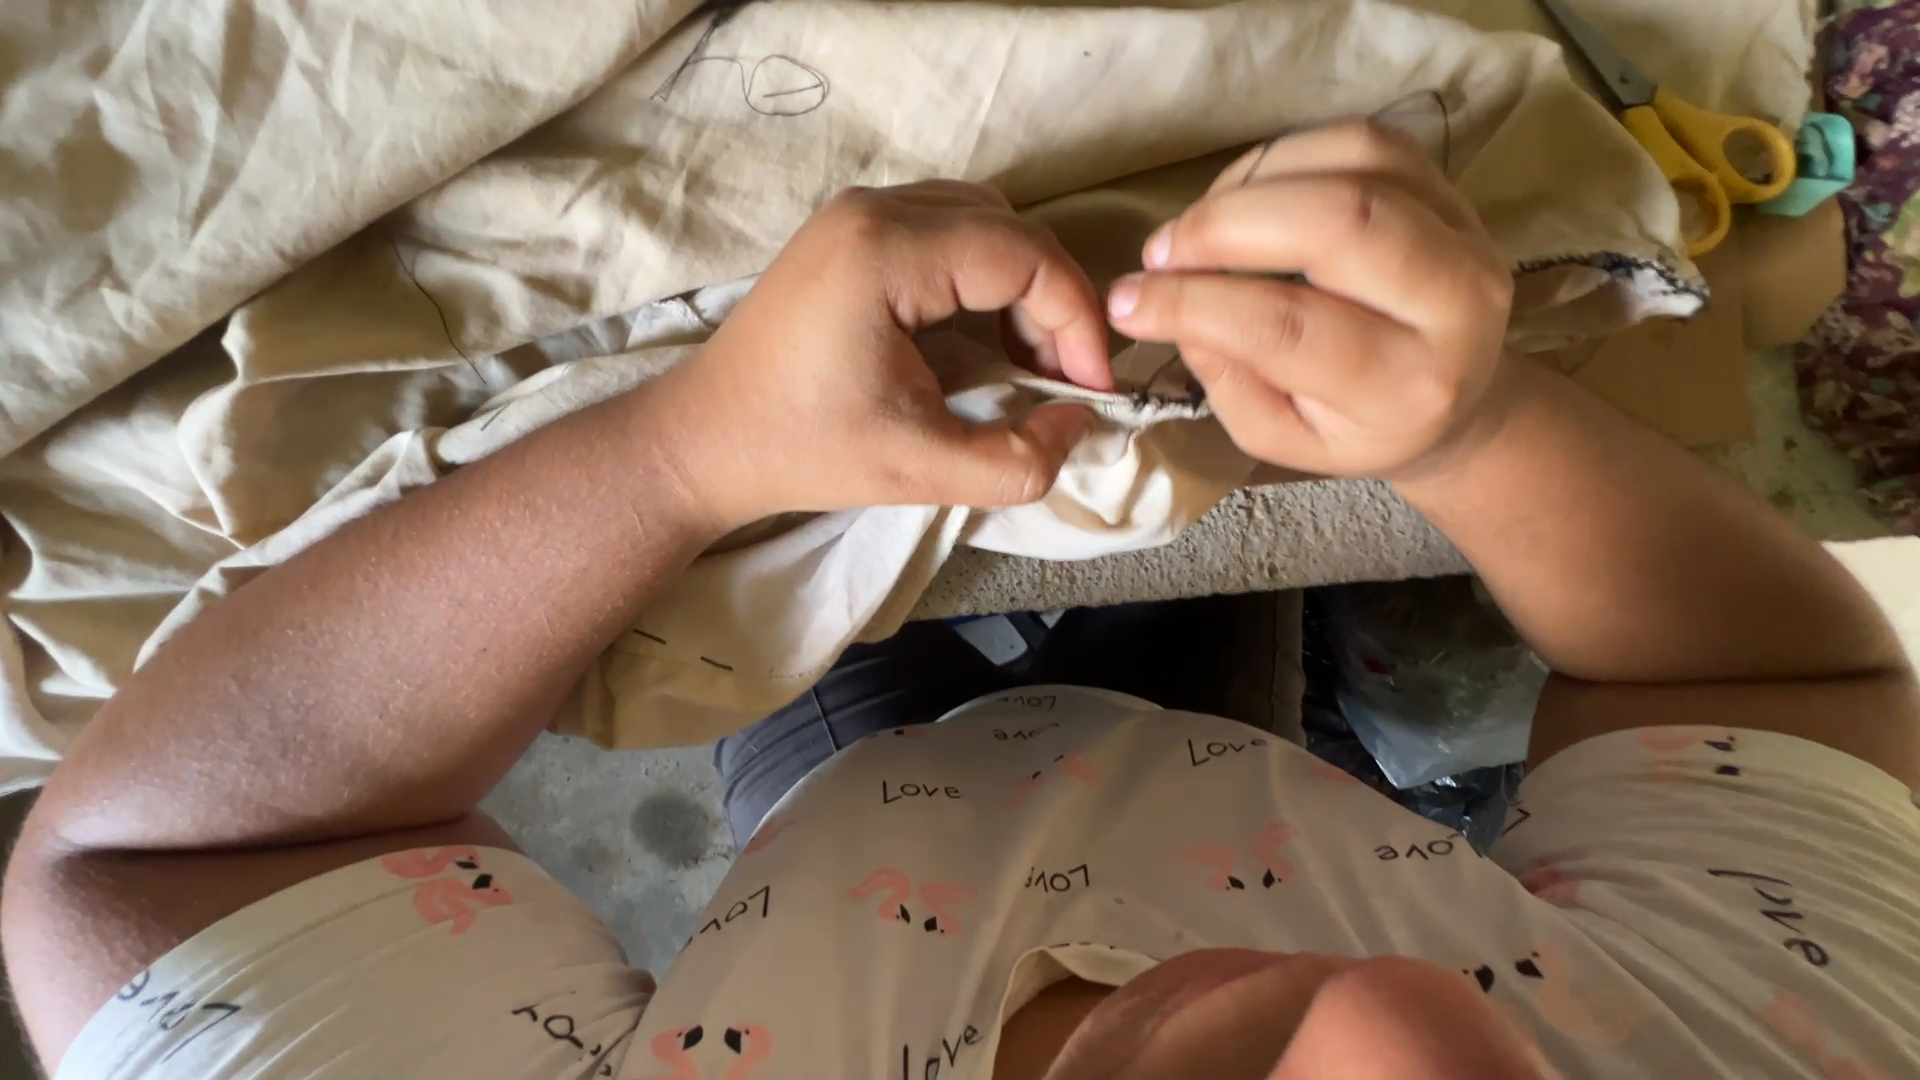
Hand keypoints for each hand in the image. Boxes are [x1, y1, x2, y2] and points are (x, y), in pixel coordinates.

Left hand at [649, 181, 1112, 530]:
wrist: (705, 441)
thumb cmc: (802, 452)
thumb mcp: (921, 471)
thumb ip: (1019, 460)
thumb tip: (1079, 423)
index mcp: (887, 251)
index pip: (1024, 257)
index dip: (1076, 322)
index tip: (1090, 389)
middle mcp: (874, 208)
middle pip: (1008, 230)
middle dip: (1052, 306)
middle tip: (1058, 379)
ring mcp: (856, 214)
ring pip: (981, 224)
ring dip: (1020, 290)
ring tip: (1024, 362)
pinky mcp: (848, 234)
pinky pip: (946, 234)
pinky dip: (983, 281)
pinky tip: (979, 337)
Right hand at [1103, 122, 1514, 479]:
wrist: (1456, 400)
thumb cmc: (1352, 429)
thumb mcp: (1278, 437)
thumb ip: (1229, 381)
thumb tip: (1176, 308)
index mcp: (1401, 384)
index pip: (1287, 328)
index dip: (1194, 305)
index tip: (1126, 302)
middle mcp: (1453, 301)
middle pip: (1339, 223)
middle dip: (1223, 228)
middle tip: (1160, 252)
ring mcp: (1462, 230)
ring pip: (1352, 166)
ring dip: (1248, 186)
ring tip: (1194, 230)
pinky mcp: (1449, 188)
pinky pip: (1360, 143)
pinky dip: (1282, 159)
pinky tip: (1239, 198)